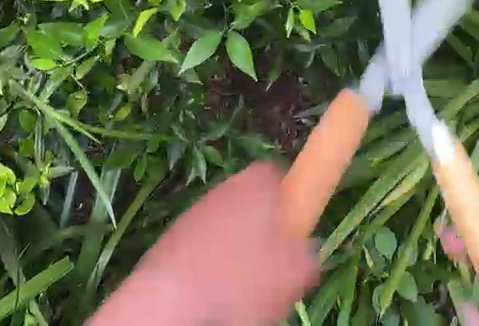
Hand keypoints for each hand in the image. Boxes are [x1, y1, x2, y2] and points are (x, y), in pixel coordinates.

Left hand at [90, 162, 317, 325]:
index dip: (291, 203)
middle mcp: (226, 185)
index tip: (294, 233)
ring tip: (243, 291)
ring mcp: (197, 210)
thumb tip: (305, 248)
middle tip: (273, 268)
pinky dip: (212, 268)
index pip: (280, 175)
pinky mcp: (173, 238)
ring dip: (237, 253)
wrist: (170, 303)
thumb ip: (309, 252)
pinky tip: (216, 296)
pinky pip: (204, 249)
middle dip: (264, 232)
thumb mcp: (296, 271)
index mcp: (258, 180)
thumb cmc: (242, 280)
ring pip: (229, 229)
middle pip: (254, 203)